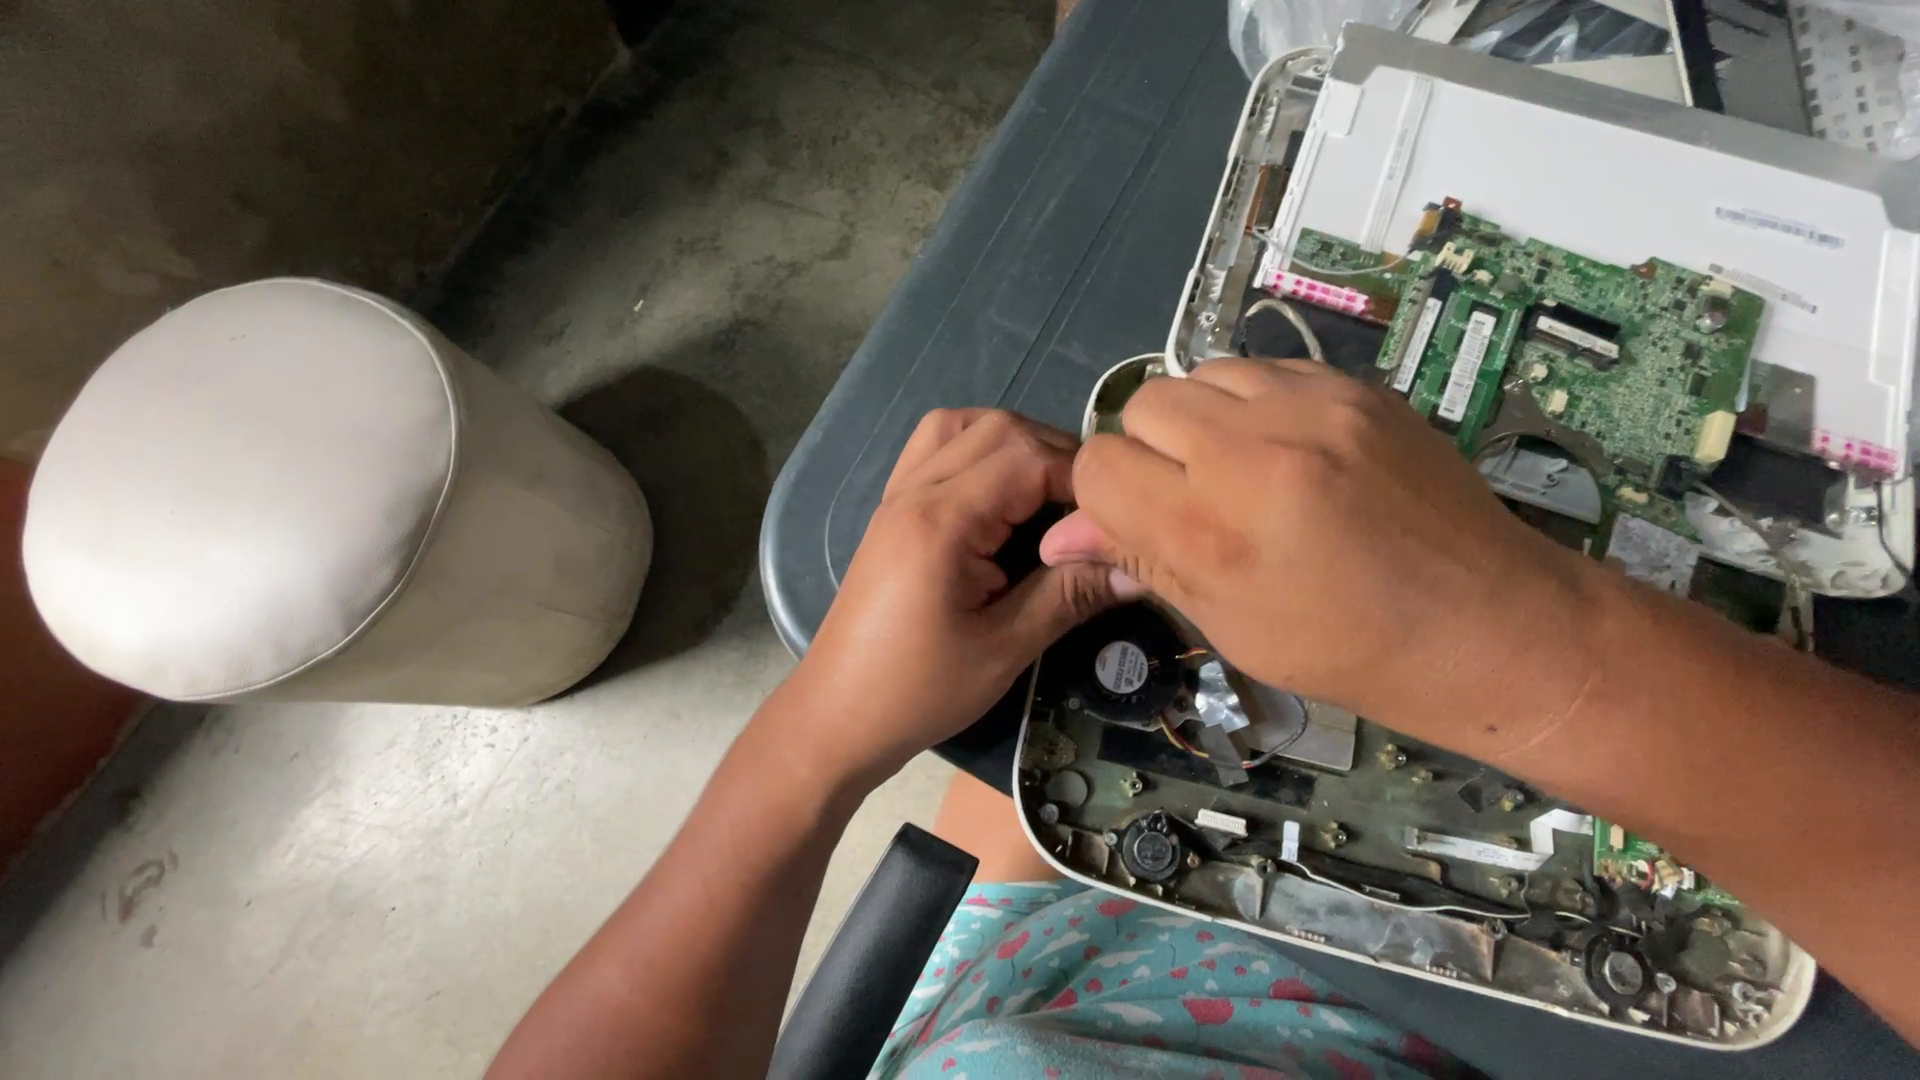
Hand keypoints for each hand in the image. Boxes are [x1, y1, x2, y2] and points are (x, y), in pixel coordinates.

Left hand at [775, 409, 1124, 785]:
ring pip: (962, 427)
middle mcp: (914, 491)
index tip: (1116, 516)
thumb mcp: (1004, 649)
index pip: (1026, 458)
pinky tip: (999, 494)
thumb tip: (1138, 566)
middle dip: (1055, 454)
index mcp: (941, 521)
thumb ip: (1070, 595)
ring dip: (1014, 443)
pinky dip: (976, 450)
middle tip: (1091, 507)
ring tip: (1048, 491)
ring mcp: (896, 496)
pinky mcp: (891, 511)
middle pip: (997, 429)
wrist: (837, 716)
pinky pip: (934, 449)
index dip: (1081, 477)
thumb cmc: (918, 691)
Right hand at [1038, 358, 1602, 757]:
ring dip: (1200, 419)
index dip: (1107, 496)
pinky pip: (1261, 368)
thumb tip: (1060, 538)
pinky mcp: (1353, 386)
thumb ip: (1139, 561)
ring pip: (1198, 375)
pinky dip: (1251, 403)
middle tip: (1193, 495)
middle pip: (1142, 406)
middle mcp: (1252, 452)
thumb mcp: (1224, 621)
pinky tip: (1284, 447)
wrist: (1485, 623)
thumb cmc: (1341, 647)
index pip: (1100, 466)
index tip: (1139, 518)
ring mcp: (1310, 407)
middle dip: (1151, 450)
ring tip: (1239, 467)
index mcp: (1211, 529)